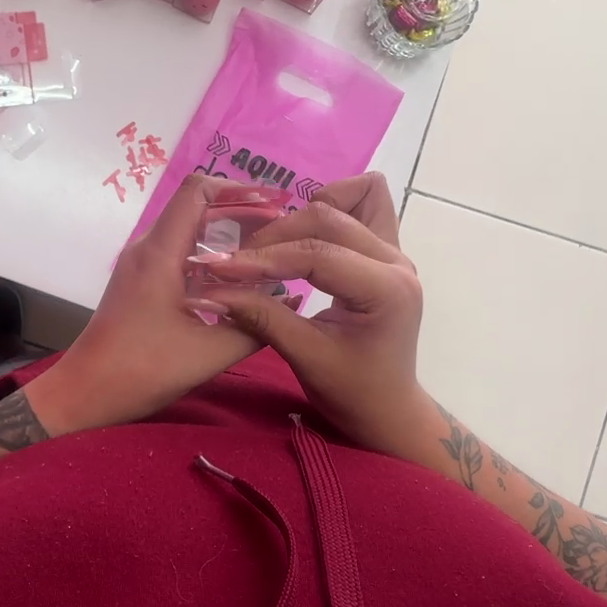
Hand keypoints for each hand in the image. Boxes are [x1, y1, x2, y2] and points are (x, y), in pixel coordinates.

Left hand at [25, 173, 263, 434]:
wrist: (86, 392)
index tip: (274, 205)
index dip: (239, 189)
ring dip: (226, 235)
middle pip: (196, 207)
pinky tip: (236, 280)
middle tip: (282, 230)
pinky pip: (178, 253)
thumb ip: (255, 324)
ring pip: (187, 231)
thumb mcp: (209, 353)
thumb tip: (291, 300)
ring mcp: (140, 264)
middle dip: (241, 212)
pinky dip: (209, 256)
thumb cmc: (142, 369)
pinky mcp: (139, 282)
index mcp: (160, 253)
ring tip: (267, 252)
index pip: (198, 190)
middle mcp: (147, 248)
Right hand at [197, 173, 429, 460]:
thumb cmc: (351, 391)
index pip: (317, 254)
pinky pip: (363, 205)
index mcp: (387, 289)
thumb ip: (260, 316)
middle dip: (276, 235)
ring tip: (273, 244)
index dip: (263, 258)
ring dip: (306, 212)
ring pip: (352, 198)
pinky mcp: (384, 251)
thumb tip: (208, 291)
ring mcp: (395, 251)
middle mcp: (397, 260)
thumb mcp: (304, 356)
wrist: (385, 409)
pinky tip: (301, 238)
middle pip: (329, 217)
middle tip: (237, 262)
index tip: (218, 267)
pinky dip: (329, 210)